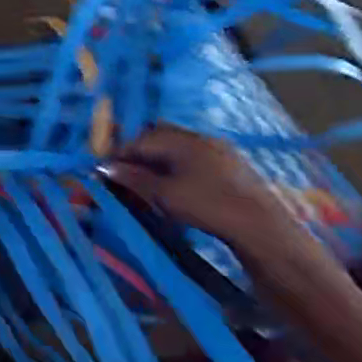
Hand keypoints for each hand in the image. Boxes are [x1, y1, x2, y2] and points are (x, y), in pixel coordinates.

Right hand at [104, 126, 305, 253]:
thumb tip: (103, 167)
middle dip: (136, 151)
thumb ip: (132, 178)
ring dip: (154, 158)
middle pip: (158, 136)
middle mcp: (200, 138)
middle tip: (121, 172)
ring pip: (175, 146)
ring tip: (143, 179)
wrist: (258, 224)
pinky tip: (170, 182)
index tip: (102, 169)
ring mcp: (217, 148)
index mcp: (182, 140)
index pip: (140, 139)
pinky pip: (190, 155)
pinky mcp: (228, 163)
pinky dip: (173, 165)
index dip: (118, 153)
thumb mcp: (162, 194)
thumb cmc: (206, 205)